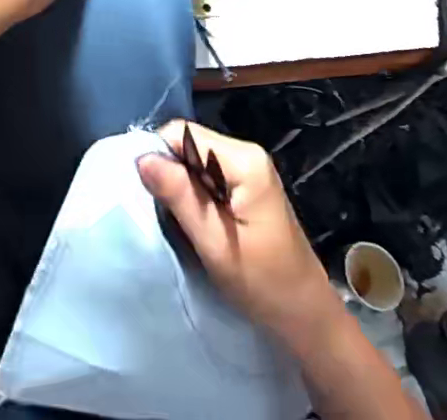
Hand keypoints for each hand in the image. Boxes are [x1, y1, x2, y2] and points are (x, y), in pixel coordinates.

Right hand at [138, 120, 343, 349]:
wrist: (304, 313)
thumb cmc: (262, 282)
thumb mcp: (214, 242)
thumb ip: (179, 195)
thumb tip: (142, 157)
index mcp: (243, 160)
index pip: (182, 133)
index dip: (159, 157)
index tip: (151, 195)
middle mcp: (246, 152)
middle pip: (188, 143)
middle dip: (170, 173)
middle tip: (169, 214)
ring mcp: (248, 166)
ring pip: (194, 158)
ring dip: (181, 186)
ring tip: (183, 220)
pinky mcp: (246, 182)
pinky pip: (205, 173)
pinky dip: (194, 193)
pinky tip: (198, 220)